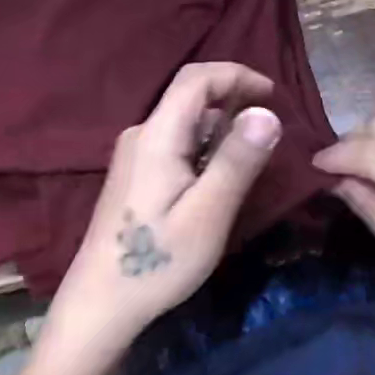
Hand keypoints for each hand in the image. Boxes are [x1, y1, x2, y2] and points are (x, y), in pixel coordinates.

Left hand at [38, 64, 282, 374]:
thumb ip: (236, 161)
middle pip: (189, 97)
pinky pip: (174, 142)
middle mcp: (140, 135)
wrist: (100, 300)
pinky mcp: (133, 174)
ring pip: (183, 122)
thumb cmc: (158, 260)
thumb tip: (266, 112)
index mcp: (156, 136)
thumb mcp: (208, 214)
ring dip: (219, 127)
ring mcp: (133, 154)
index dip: (236, 74)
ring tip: (251, 157)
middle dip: (232, 100)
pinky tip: (217, 177)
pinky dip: (203, 146)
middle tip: (270, 129)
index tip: (273, 93)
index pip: (195, 79)